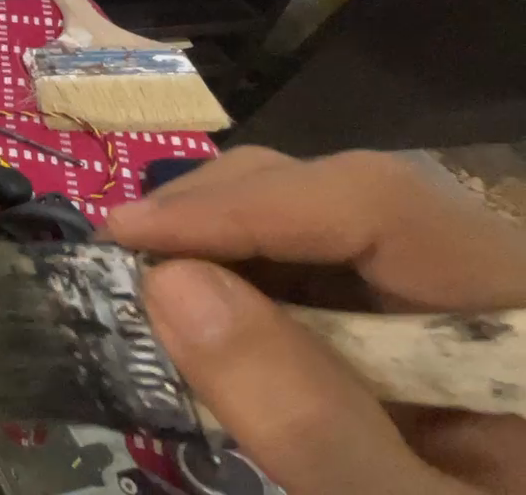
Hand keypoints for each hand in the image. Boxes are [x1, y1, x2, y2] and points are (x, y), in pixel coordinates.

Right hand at [107, 147, 525, 493]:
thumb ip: (311, 420)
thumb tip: (168, 285)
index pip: (380, 206)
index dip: (242, 205)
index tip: (130, 234)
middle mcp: (496, 279)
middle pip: (338, 192)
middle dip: (215, 212)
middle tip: (124, 253)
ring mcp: (453, 293)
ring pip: (311, 213)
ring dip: (214, 239)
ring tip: (149, 281)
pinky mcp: (408, 312)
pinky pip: (308, 257)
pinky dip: (232, 271)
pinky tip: (200, 308)